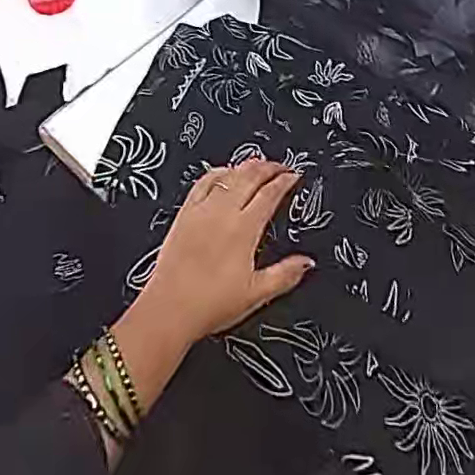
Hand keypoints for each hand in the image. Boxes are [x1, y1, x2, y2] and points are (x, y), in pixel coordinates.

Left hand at [137, 159, 314, 343]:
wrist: (168, 310)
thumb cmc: (210, 305)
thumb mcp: (256, 294)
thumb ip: (284, 274)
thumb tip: (306, 262)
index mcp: (243, 229)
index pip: (270, 193)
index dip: (285, 181)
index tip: (294, 176)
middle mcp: (223, 213)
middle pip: (250, 176)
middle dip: (270, 167)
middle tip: (281, 167)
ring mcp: (202, 211)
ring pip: (229, 175)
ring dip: (247, 166)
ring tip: (259, 164)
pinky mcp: (184, 214)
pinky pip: (203, 182)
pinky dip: (218, 172)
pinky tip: (224, 172)